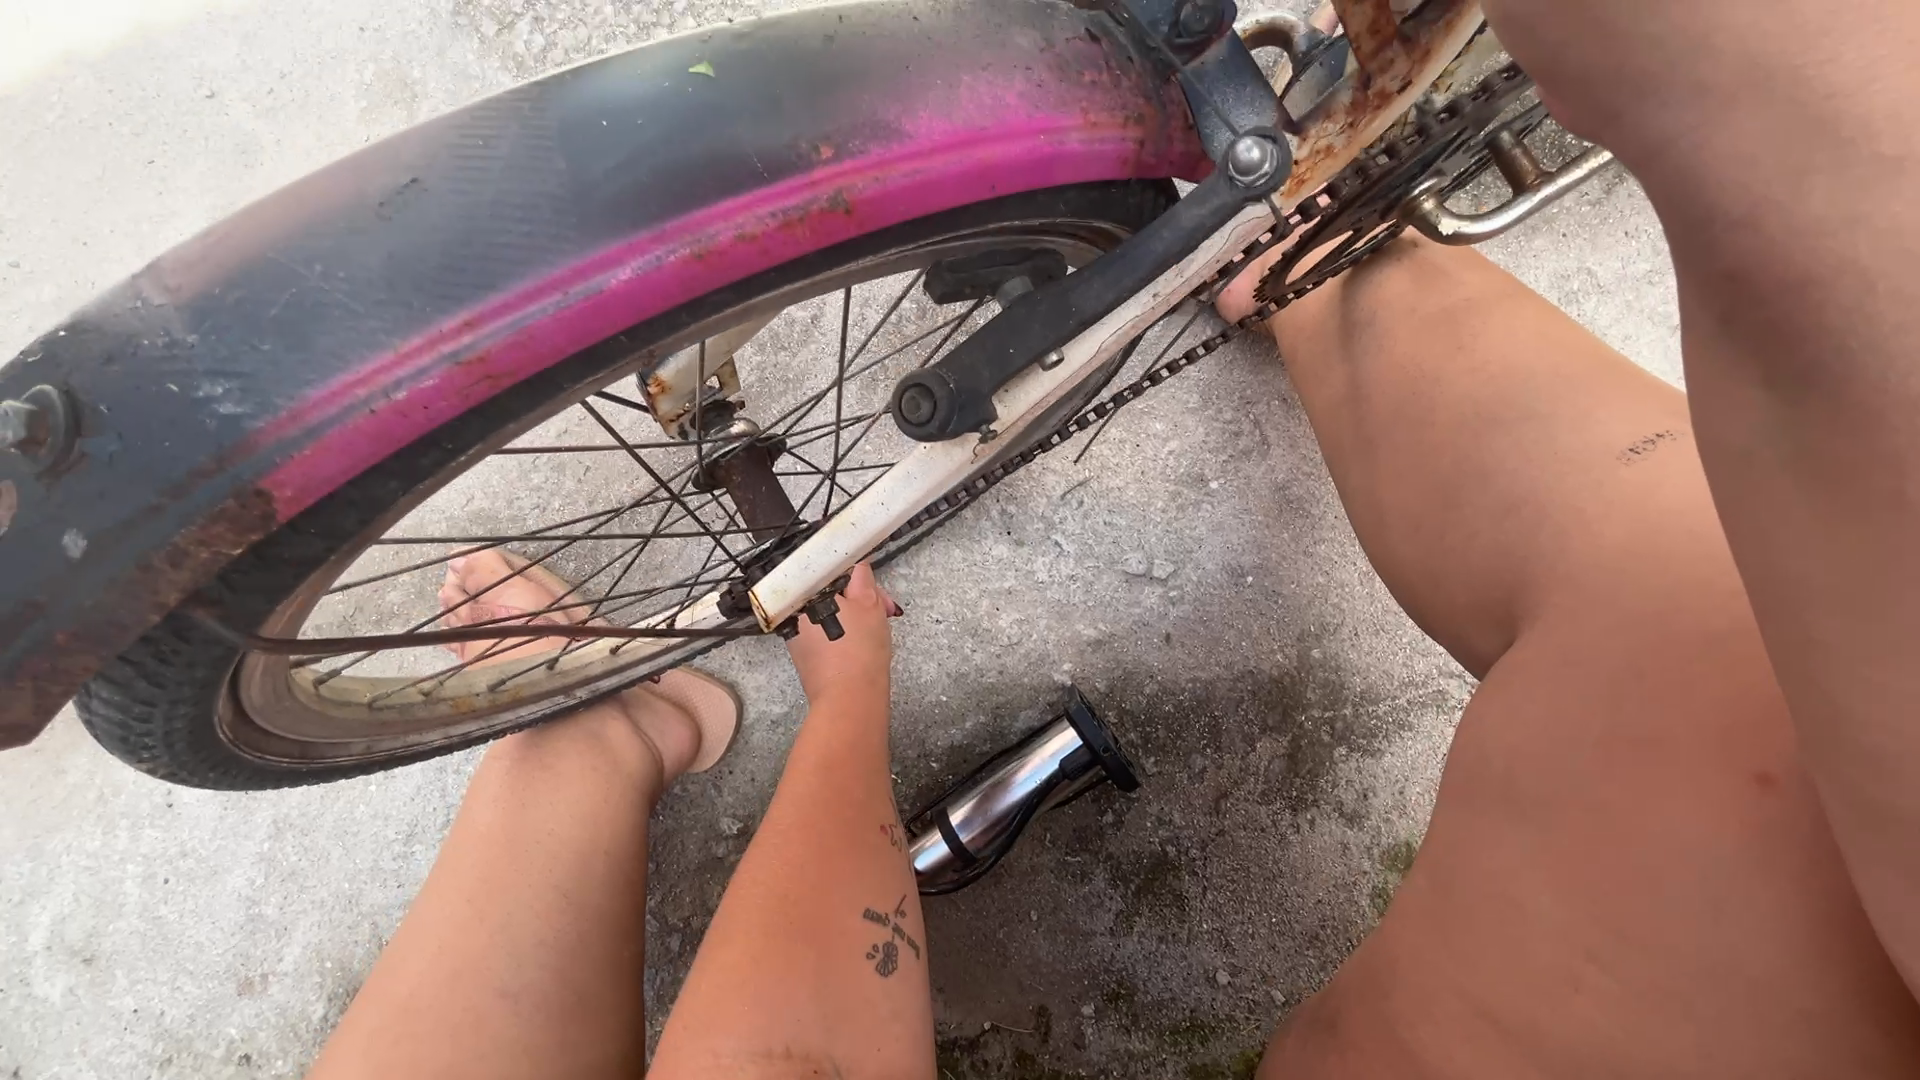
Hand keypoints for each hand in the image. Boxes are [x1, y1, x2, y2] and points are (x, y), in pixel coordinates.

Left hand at [784, 563, 899, 710]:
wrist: (850, 698)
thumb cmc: (858, 650)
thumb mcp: (869, 604)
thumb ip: (862, 579)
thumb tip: (859, 568)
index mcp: (804, 594)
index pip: (833, 572)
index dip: (860, 579)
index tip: (876, 590)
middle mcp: (795, 613)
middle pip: (831, 594)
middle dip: (862, 600)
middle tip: (885, 611)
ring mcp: (798, 636)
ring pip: (831, 614)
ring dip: (855, 617)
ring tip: (877, 629)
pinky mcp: (805, 656)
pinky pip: (826, 634)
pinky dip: (845, 634)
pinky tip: (863, 645)